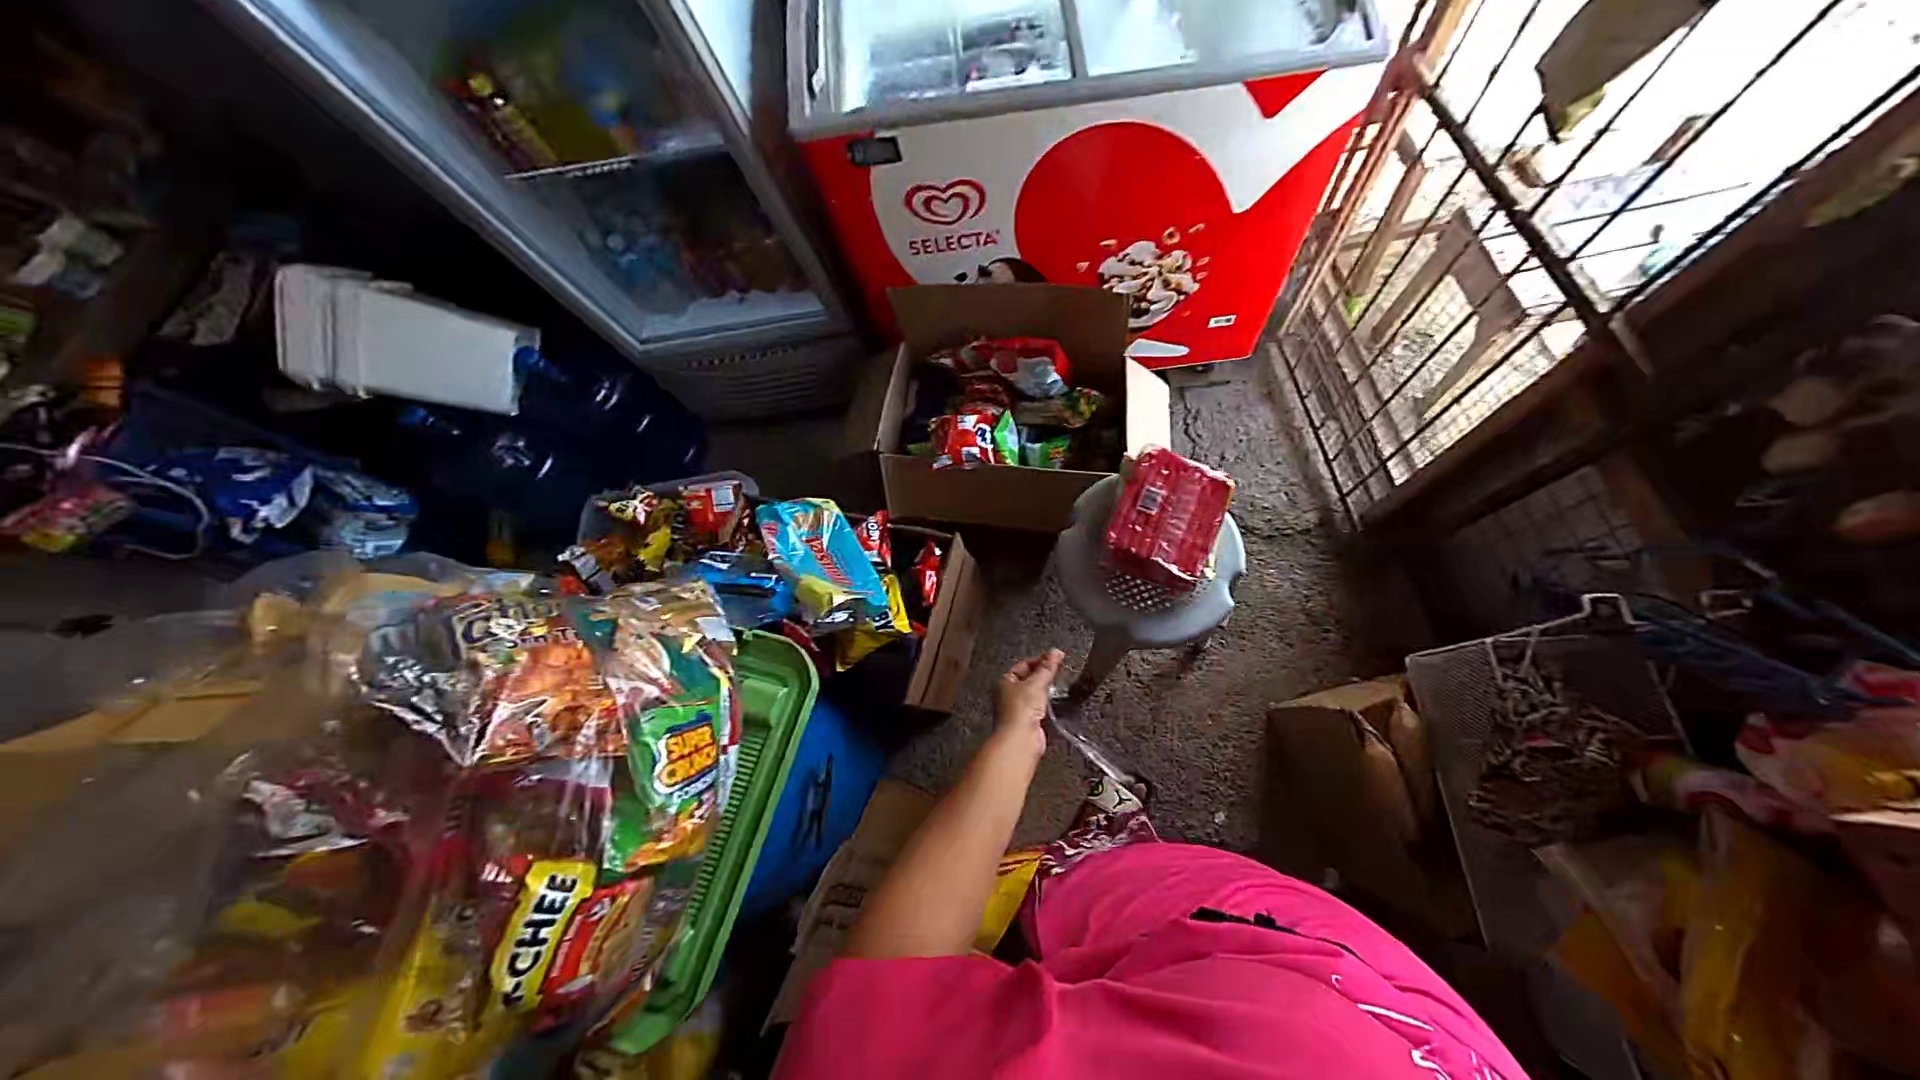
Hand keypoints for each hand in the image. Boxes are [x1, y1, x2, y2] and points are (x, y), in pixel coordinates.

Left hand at [993, 649, 1063, 754]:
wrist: (1020, 739)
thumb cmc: (1019, 711)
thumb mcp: (1037, 683)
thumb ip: (1047, 667)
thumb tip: (1055, 652)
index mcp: (1004, 682)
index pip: (1023, 665)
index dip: (1039, 661)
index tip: (1054, 658)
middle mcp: (1007, 695)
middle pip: (1027, 679)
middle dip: (1042, 675)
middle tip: (1057, 669)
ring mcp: (1016, 709)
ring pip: (1032, 694)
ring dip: (1043, 690)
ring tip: (1056, 684)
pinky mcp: (1025, 722)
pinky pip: (1036, 708)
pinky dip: (1044, 704)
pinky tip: (1051, 703)